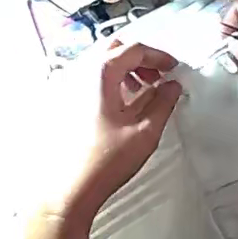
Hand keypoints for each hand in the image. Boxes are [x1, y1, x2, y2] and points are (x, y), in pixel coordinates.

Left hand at [51, 41, 182, 221]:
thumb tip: (172, 86)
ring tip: (143, 91)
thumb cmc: (104, 161)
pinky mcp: (65, 101)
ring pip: (101, 63)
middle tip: (159, 76)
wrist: (69, 188)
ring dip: (125, 70)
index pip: (133, 49)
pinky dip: (110, 81)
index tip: (173, 68)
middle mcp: (80, 72)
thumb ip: (163, 103)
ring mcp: (68, 86)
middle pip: (114, 50)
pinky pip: (90, 79)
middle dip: (140, 59)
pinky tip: (122, 103)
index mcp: (99, 73)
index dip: (158, 56)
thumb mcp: (145, 131)